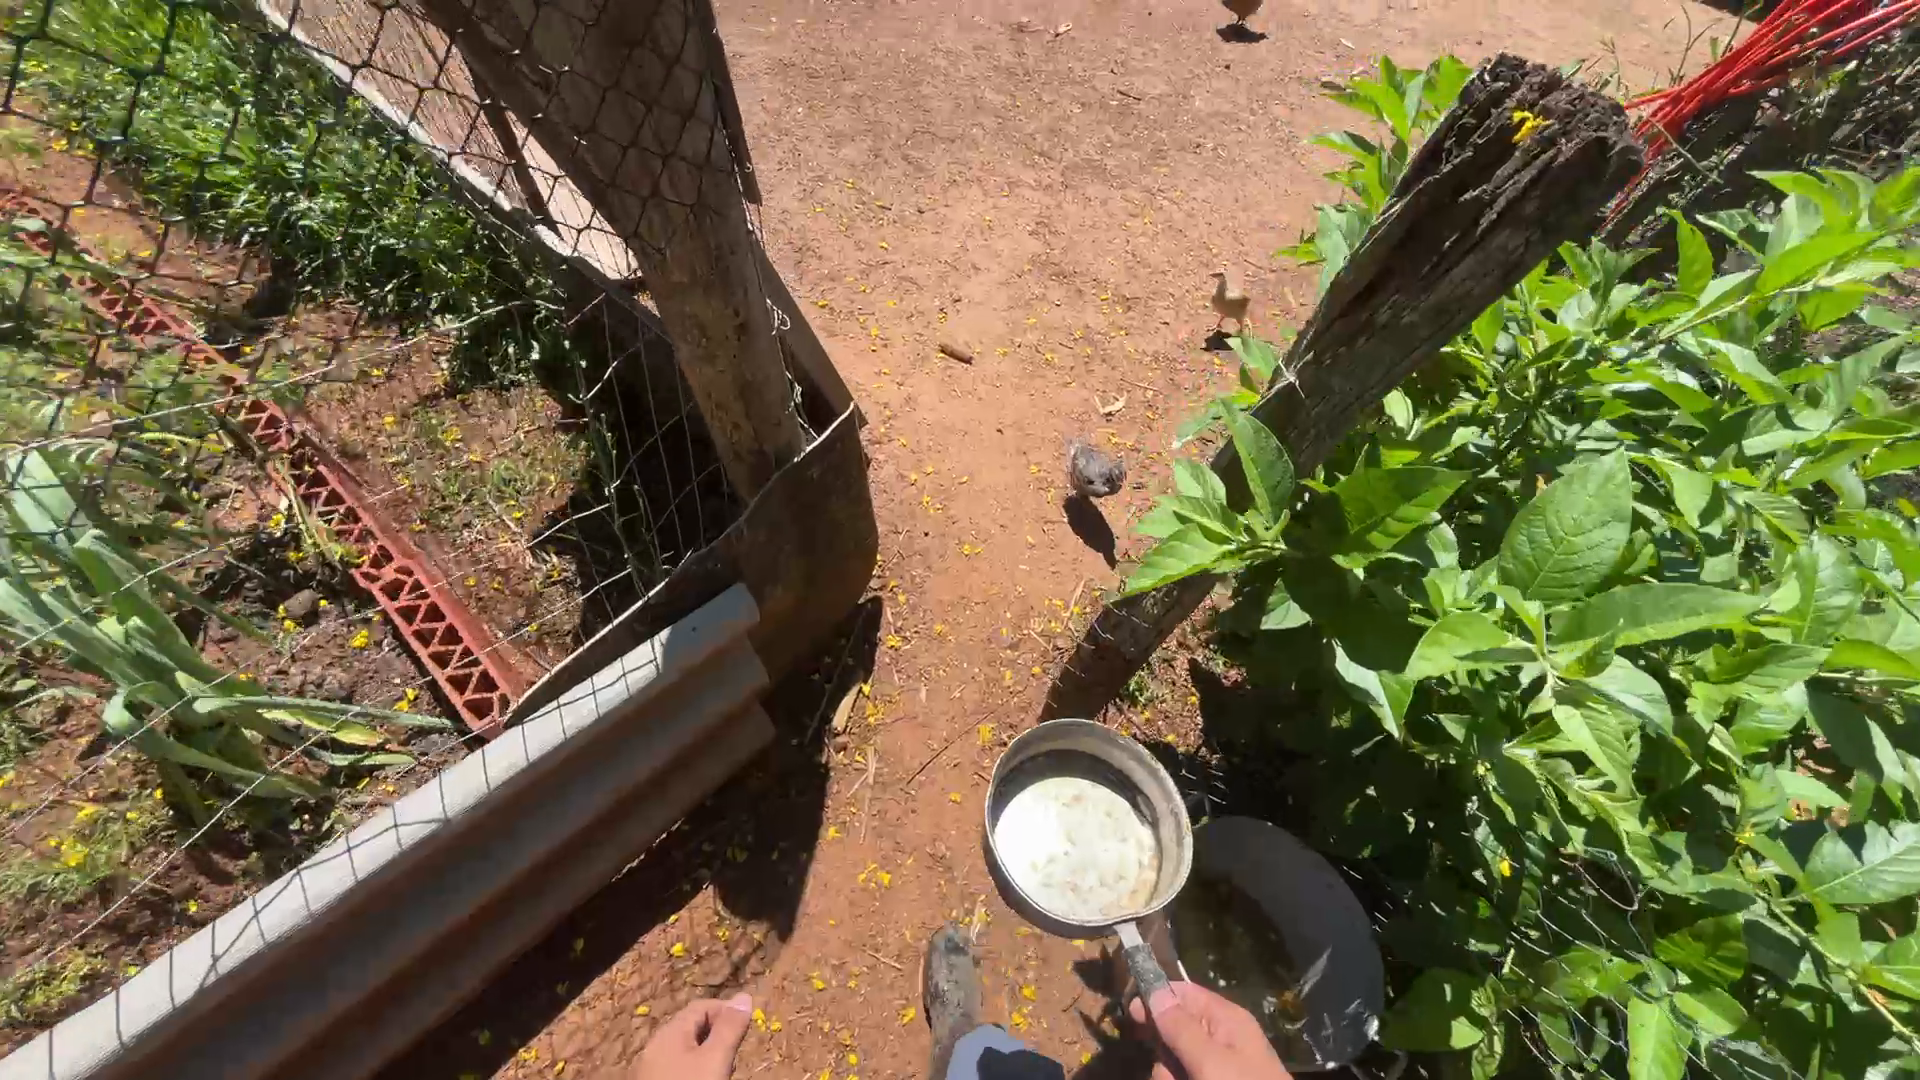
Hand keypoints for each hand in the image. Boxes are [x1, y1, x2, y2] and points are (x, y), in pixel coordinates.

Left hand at [631, 993, 753, 1079]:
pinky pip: (676, 1071)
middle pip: (692, 1029)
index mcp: (668, 1034)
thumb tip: (744, 996)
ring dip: (707, 1056)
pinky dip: (693, 1072)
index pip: (701, 1007)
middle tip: (734, 1055)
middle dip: (717, 1036)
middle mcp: (654, 1049)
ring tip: (722, 1073)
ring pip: (684, 1052)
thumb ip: (730, 1027)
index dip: (726, 1012)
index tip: (745, 1029)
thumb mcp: (716, 1059)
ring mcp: (649, 1072)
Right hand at [1126, 981, 1290, 1079]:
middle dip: (1164, 1052)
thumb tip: (1154, 990)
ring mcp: (1217, 1069)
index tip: (1133, 1014)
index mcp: (1226, 1020)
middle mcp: (1221, 1040)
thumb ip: (1180, 1027)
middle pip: (1174, 1030)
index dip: (1157, 998)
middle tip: (1171, 1073)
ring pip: (1174, 1062)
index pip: (1184, 993)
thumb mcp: (1211, 1062)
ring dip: (1168, 1075)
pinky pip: (1182, 1077)